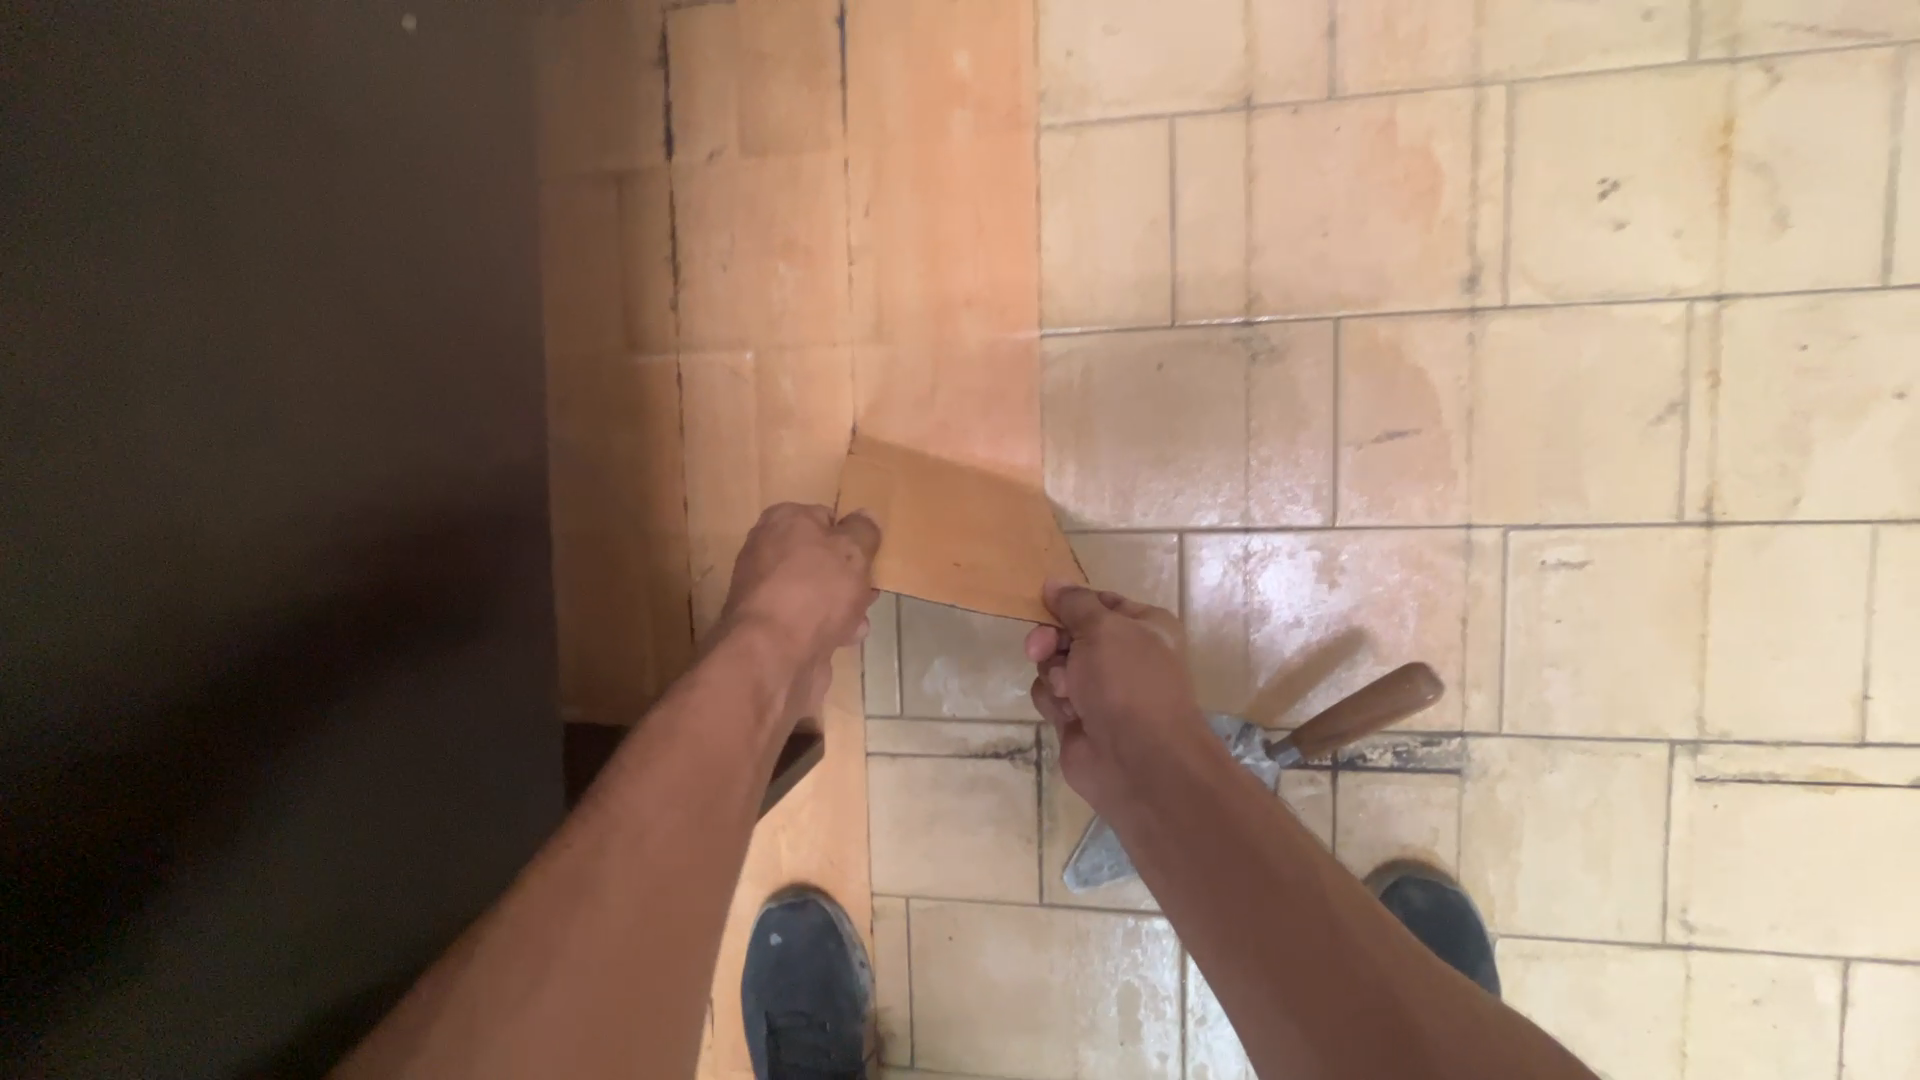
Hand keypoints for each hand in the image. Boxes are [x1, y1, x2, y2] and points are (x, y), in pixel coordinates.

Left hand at [718, 503, 880, 726]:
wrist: (774, 654)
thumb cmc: (816, 589)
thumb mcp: (853, 551)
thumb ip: (864, 531)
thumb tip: (865, 516)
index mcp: (783, 520)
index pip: (825, 517)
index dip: (851, 535)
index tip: (870, 555)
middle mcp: (767, 550)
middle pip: (820, 557)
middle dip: (848, 575)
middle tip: (871, 588)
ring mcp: (766, 592)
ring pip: (816, 591)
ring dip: (842, 604)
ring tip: (862, 617)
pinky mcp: (770, 628)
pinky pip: (808, 620)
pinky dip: (827, 627)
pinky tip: (846, 638)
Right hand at [1024, 580, 1214, 812]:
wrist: (1139, 760)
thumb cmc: (1129, 682)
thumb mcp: (1103, 628)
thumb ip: (1074, 603)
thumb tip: (1053, 582)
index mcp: (1144, 627)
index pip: (1099, 602)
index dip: (1071, 603)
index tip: (1046, 603)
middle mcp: (1123, 656)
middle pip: (1069, 633)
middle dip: (1051, 640)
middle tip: (1040, 648)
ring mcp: (1100, 690)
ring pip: (1054, 665)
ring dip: (1054, 674)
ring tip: (1069, 691)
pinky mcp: (1078, 718)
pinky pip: (1050, 696)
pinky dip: (1054, 702)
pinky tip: (1070, 715)